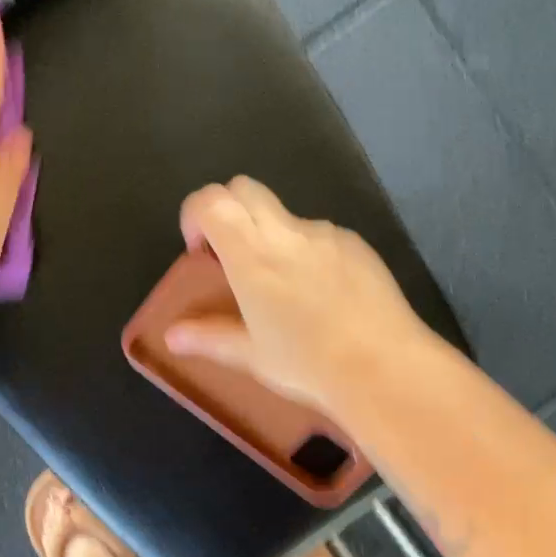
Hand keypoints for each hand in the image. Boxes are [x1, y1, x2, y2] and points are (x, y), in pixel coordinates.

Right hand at [165, 177, 434, 412]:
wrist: (383, 367)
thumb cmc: (307, 364)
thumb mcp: (251, 356)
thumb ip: (209, 337)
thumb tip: (172, 335)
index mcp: (251, 255)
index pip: (211, 201)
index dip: (195, 214)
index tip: (199, 250)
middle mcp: (286, 233)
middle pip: (245, 189)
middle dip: (228, 210)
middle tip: (231, 256)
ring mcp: (326, 235)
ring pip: (286, 215)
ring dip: (271, 235)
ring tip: (282, 287)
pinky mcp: (357, 246)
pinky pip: (321, 236)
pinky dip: (308, 252)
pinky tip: (322, 296)